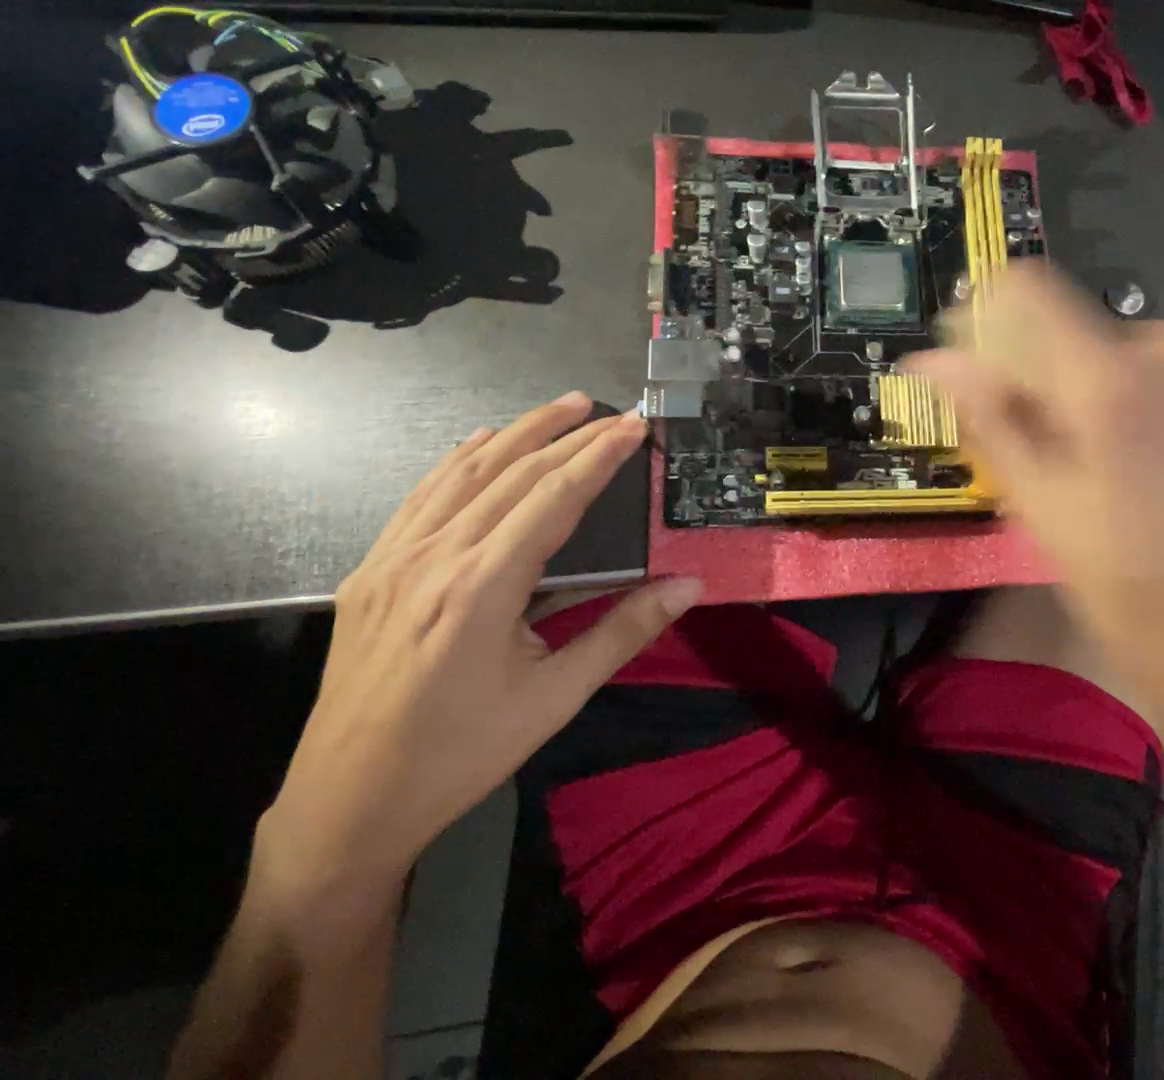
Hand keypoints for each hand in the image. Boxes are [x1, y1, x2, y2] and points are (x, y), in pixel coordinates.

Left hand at [260, 393, 702, 886]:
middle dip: (562, 434)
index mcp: (481, 587)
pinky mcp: (369, 572)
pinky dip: (456, 463)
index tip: (633, 426)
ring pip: (460, 475)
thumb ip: (624, 630)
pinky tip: (478, 445)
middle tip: (606, 408)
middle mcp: (432, 558)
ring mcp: (391, 560)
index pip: (552, 498)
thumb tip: (690, 584)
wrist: (352, 798)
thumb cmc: (465, 752)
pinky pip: (420, 499)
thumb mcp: (556, 696)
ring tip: (557, 409)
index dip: (597, 457)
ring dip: (513, 435)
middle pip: (508, 474)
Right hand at [909, 266, 1163, 740]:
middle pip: (1081, 333)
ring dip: (1105, 405)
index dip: (986, 325)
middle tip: (1055, 472)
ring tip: (1121, 491)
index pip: (1027, 294)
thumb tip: (935, 364)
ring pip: (1134, 360)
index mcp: (1119, 384)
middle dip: (1052, 388)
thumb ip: (996, 429)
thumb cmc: (1156, 611)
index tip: (975, 377)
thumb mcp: (1057, 525)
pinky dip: (1157, 414)